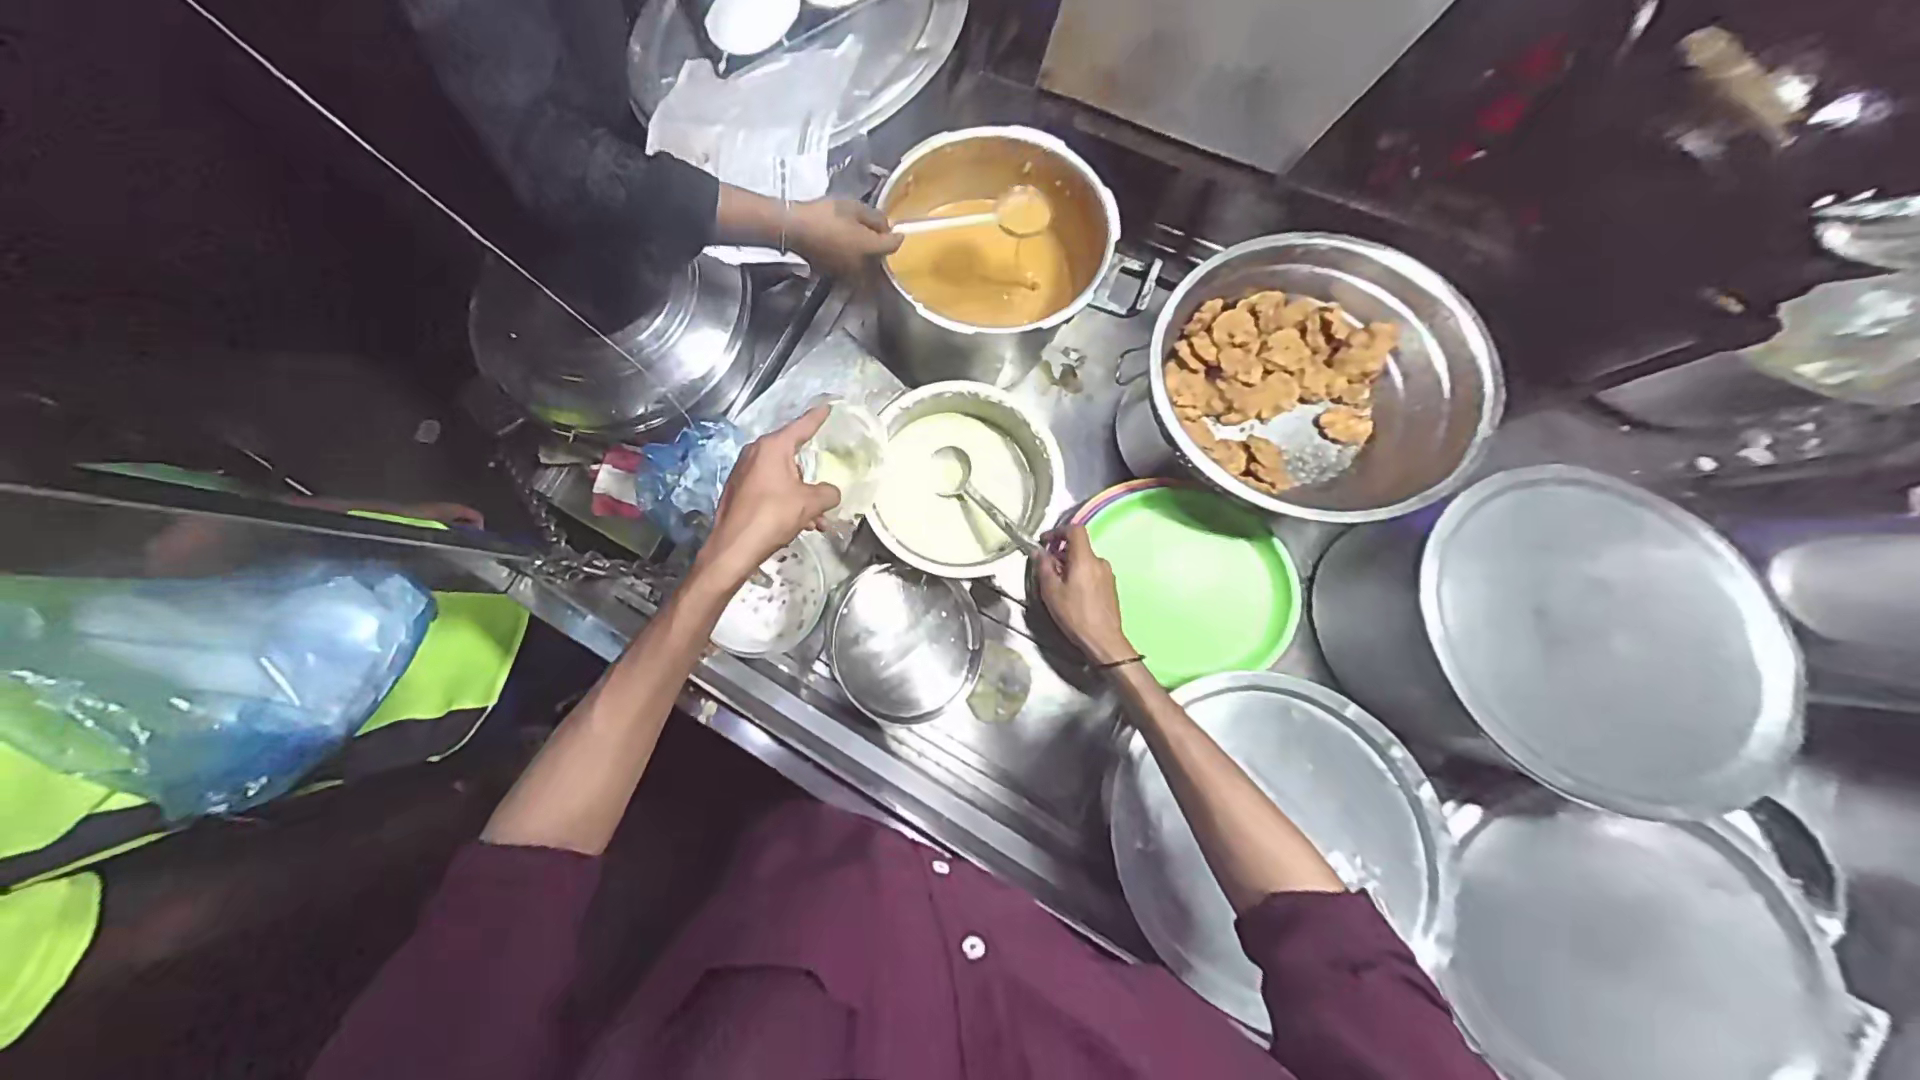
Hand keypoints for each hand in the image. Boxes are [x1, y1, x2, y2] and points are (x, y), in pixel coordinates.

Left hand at [693, 406, 841, 588]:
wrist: (734, 547)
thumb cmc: (772, 516)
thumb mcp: (811, 503)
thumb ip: (828, 493)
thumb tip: (830, 493)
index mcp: (772, 448)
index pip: (801, 427)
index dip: (817, 418)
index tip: (827, 407)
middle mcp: (755, 454)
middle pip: (792, 456)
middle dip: (811, 476)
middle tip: (823, 492)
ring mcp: (744, 472)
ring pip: (783, 477)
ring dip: (801, 496)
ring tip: (816, 520)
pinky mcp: (738, 491)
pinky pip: (770, 489)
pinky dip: (786, 502)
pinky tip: (798, 524)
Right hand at [786, 198, 901, 277]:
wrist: (795, 229)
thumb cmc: (826, 215)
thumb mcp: (854, 208)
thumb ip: (875, 218)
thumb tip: (886, 227)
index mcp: (869, 248)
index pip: (892, 246)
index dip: (897, 238)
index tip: (899, 232)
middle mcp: (863, 267)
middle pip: (880, 261)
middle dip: (882, 250)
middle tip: (882, 237)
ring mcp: (849, 273)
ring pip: (867, 269)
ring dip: (870, 260)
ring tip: (867, 245)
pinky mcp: (837, 275)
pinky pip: (853, 270)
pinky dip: (856, 263)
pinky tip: (851, 251)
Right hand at [1034, 525, 1136, 665]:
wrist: (1103, 640)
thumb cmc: (1075, 615)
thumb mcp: (1051, 592)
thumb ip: (1044, 567)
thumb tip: (1039, 552)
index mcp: (1085, 559)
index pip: (1075, 530)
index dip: (1058, 531)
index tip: (1045, 542)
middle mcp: (1100, 562)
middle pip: (1079, 547)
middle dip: (1061, 553)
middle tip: (1047, 570)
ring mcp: (1108, 574)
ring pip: (1085, 561)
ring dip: (1070, 566)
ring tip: (1059, 586)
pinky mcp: (1111, 586)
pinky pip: (1092, 572)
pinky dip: (1080, 575)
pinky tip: (1073, 594)